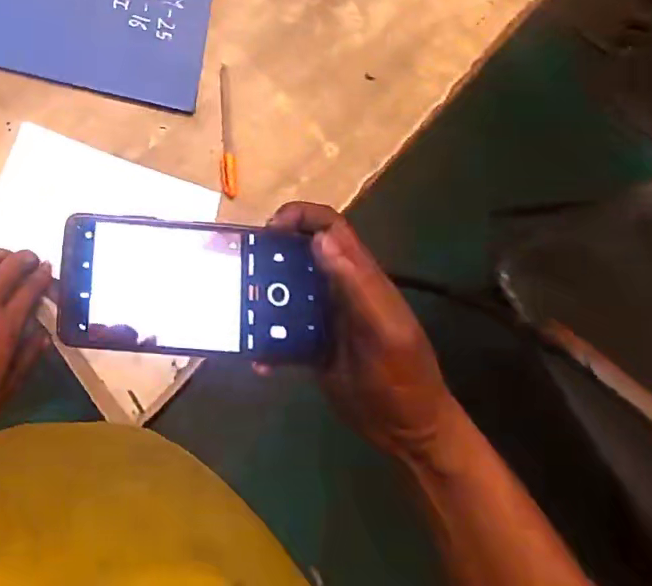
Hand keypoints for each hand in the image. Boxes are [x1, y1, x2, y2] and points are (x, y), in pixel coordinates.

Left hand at [0, 249, 53, 448]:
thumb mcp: (7, 389)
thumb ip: (28, 357)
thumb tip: (44, 334)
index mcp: (5, 326)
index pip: (30, 288)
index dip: (42, 275)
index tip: (47, 269)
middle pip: (10, 266)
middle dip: (25, 258)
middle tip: (31, 259)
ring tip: (6, 257)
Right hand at [268, 202, 461, 458]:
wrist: (411, 435)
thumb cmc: (405, 380)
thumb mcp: (384, 332)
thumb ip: (355, 285)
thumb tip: (319, 239)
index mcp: (360, 275)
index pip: (329, 226)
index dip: (300, 216)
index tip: (269, 230)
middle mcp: (338, 288)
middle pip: (299, 252)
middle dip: (270, 253)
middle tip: (243, 267)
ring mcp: (323, 316)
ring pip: (285, 289)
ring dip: (262, 296)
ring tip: (240, 308)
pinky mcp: (311, 344)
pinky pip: (280, 331)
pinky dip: (265, 340)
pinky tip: (258, 358)